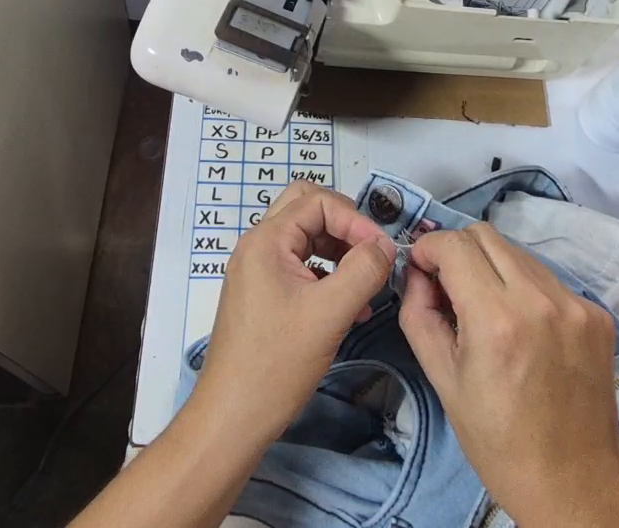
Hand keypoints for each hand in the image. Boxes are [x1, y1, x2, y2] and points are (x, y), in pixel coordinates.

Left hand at [191, 181, 396, 439]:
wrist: (232, 417)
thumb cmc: (277, 362)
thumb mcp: (330, 313)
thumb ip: (363, 270)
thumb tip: (386, 246)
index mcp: (267, 240)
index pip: (318, 202)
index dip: (356, 220)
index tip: (383, 252)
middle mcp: (258, 246)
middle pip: (307, 209)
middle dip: (345, 226)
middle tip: (370, 252)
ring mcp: (258, 271)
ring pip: (306, 238)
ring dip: (339, 251)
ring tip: (366, 284)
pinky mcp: (263, 294)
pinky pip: (301, 266)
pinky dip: (328, 275)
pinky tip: (350, 306)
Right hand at [400, 224, 618, 526]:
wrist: (573, 481)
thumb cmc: (497, 439)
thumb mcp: (442, 379)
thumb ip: (420, 314)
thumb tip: (418, 273)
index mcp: (496, 319)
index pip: (454, 244)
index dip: (429, 249)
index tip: (422, 270)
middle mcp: (540, 299)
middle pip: (486, 235)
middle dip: (458, 251)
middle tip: (449, 286)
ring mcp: (575, 303)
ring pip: (518, 253)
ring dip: (493, 267)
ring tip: (487, 309)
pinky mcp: (597, 313)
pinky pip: (548, 278)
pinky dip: (525, 289)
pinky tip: (523, 328)